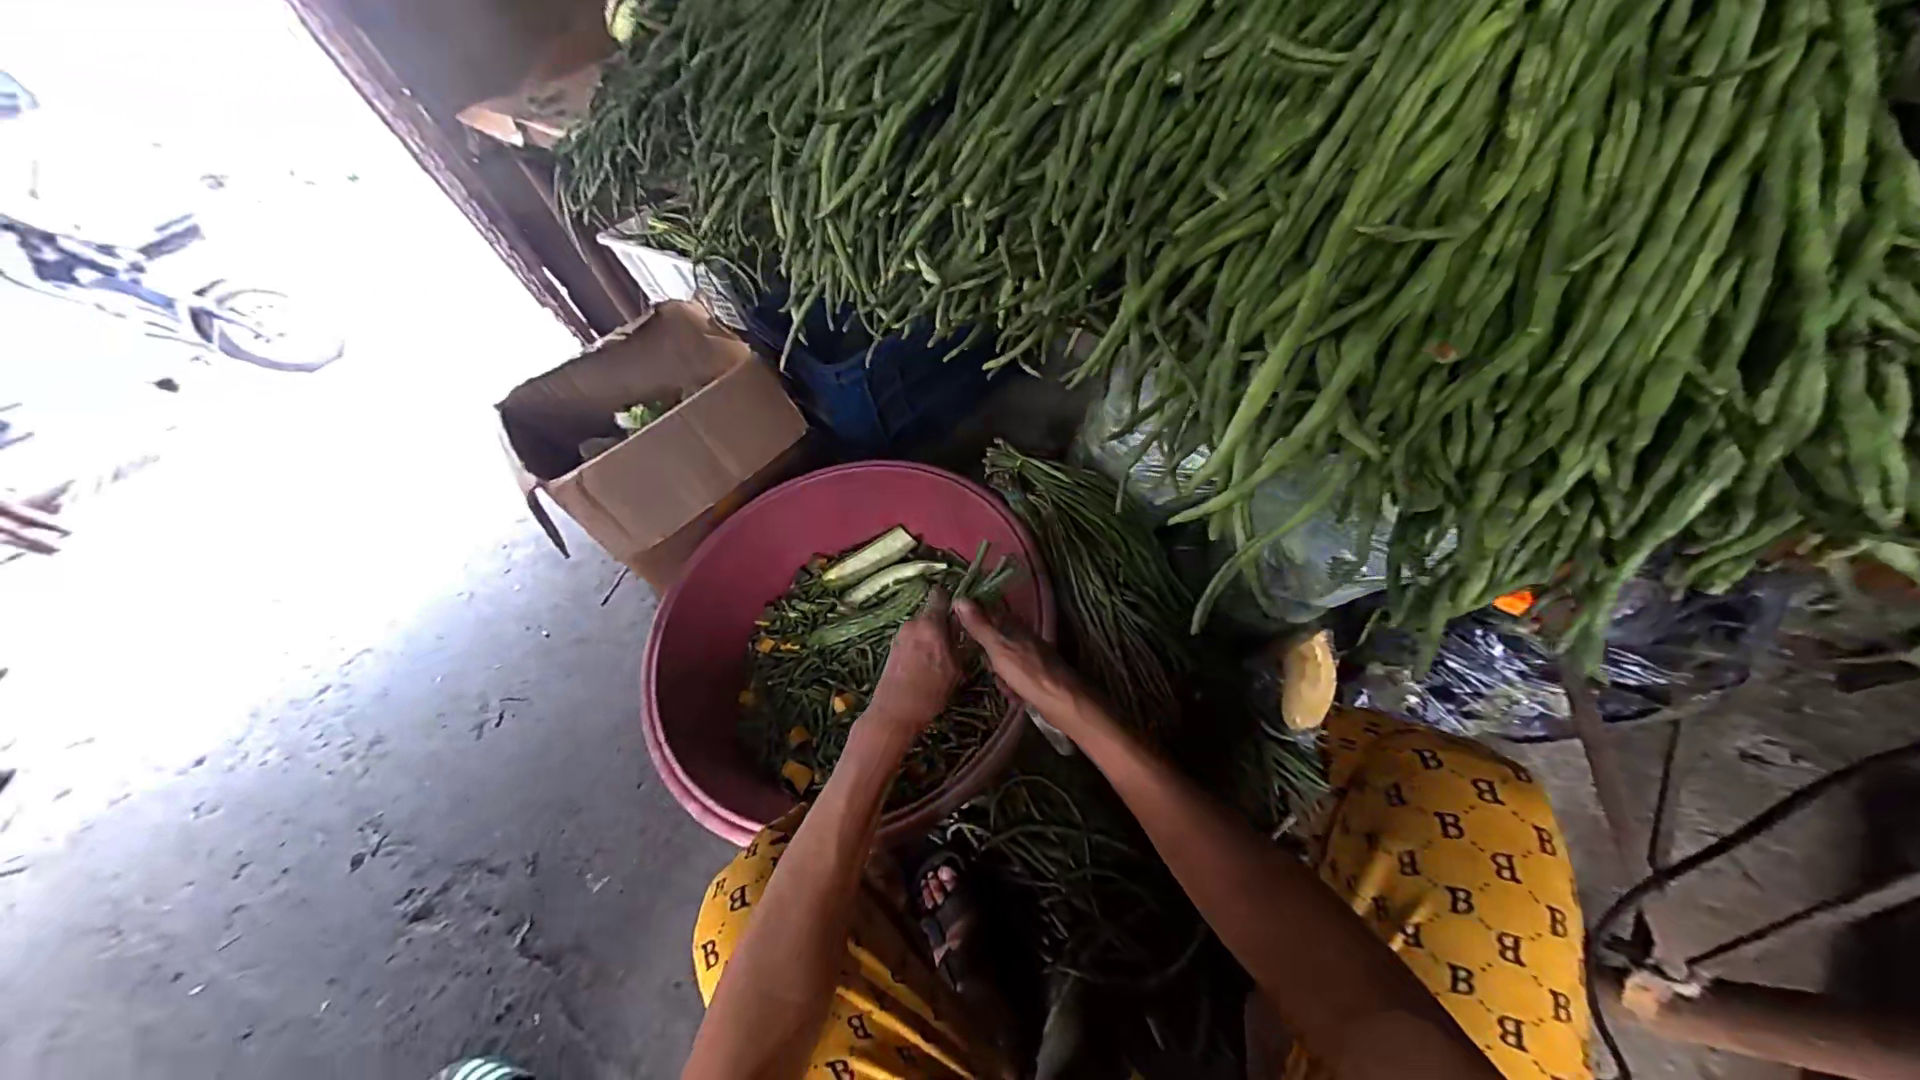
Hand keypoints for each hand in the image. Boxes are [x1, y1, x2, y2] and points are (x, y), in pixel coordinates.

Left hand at [864, 588, 962, 735]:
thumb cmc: (929, 692)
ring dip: (932, 635)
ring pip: (922, 627)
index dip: (952, 599)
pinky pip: (913, 638)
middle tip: (957, 639)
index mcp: (929, 624)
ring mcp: (900, 634)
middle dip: (944, 622)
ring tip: (943, 655)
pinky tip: (928, 662)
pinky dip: (922, 644)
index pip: (940, 595)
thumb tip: (966, 626)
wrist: (893, 713)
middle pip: (932, 612)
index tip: (962, 609)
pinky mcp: (893, 647)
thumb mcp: (955, 669)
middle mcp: (912, 623)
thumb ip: (960, 642)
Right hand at [953, 598, 1093, 723]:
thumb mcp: (998, 648)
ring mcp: (1031, 656)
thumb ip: (979, 626)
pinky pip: (1014, 679)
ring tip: (1007, 686)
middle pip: (994, 643)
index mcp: (1014, 626)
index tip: (963, 637)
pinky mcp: (1036, 675)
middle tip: (992, 670)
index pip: (988, 616)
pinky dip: (1012, 688)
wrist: (1062, 702)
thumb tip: (960, 598)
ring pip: (1003, 664)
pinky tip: (1016, 696)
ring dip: (1001, 677)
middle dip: (988, 660)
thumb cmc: (1028, 672)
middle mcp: (1023, 638)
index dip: (974, 625)